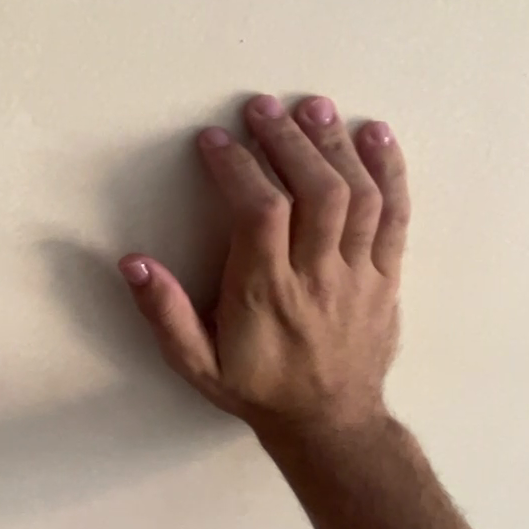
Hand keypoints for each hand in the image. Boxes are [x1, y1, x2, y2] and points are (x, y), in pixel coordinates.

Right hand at [119, 94, 409, 444]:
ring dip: (334, 145)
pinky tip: (374, 136)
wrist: (330, 422)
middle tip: (262, 105)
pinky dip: (388, 170)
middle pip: (315, 192)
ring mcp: (359, 273)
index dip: (238, 168)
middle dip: (287, 141)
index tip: (214, 138)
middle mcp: (318, 276)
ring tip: (314, 106)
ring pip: (359, 196)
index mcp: (266, 293)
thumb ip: (164, 312)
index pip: (259, 213)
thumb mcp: (192, 362)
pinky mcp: (386, 274)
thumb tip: (133, 262)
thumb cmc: (253, 387)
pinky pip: (396, 215)